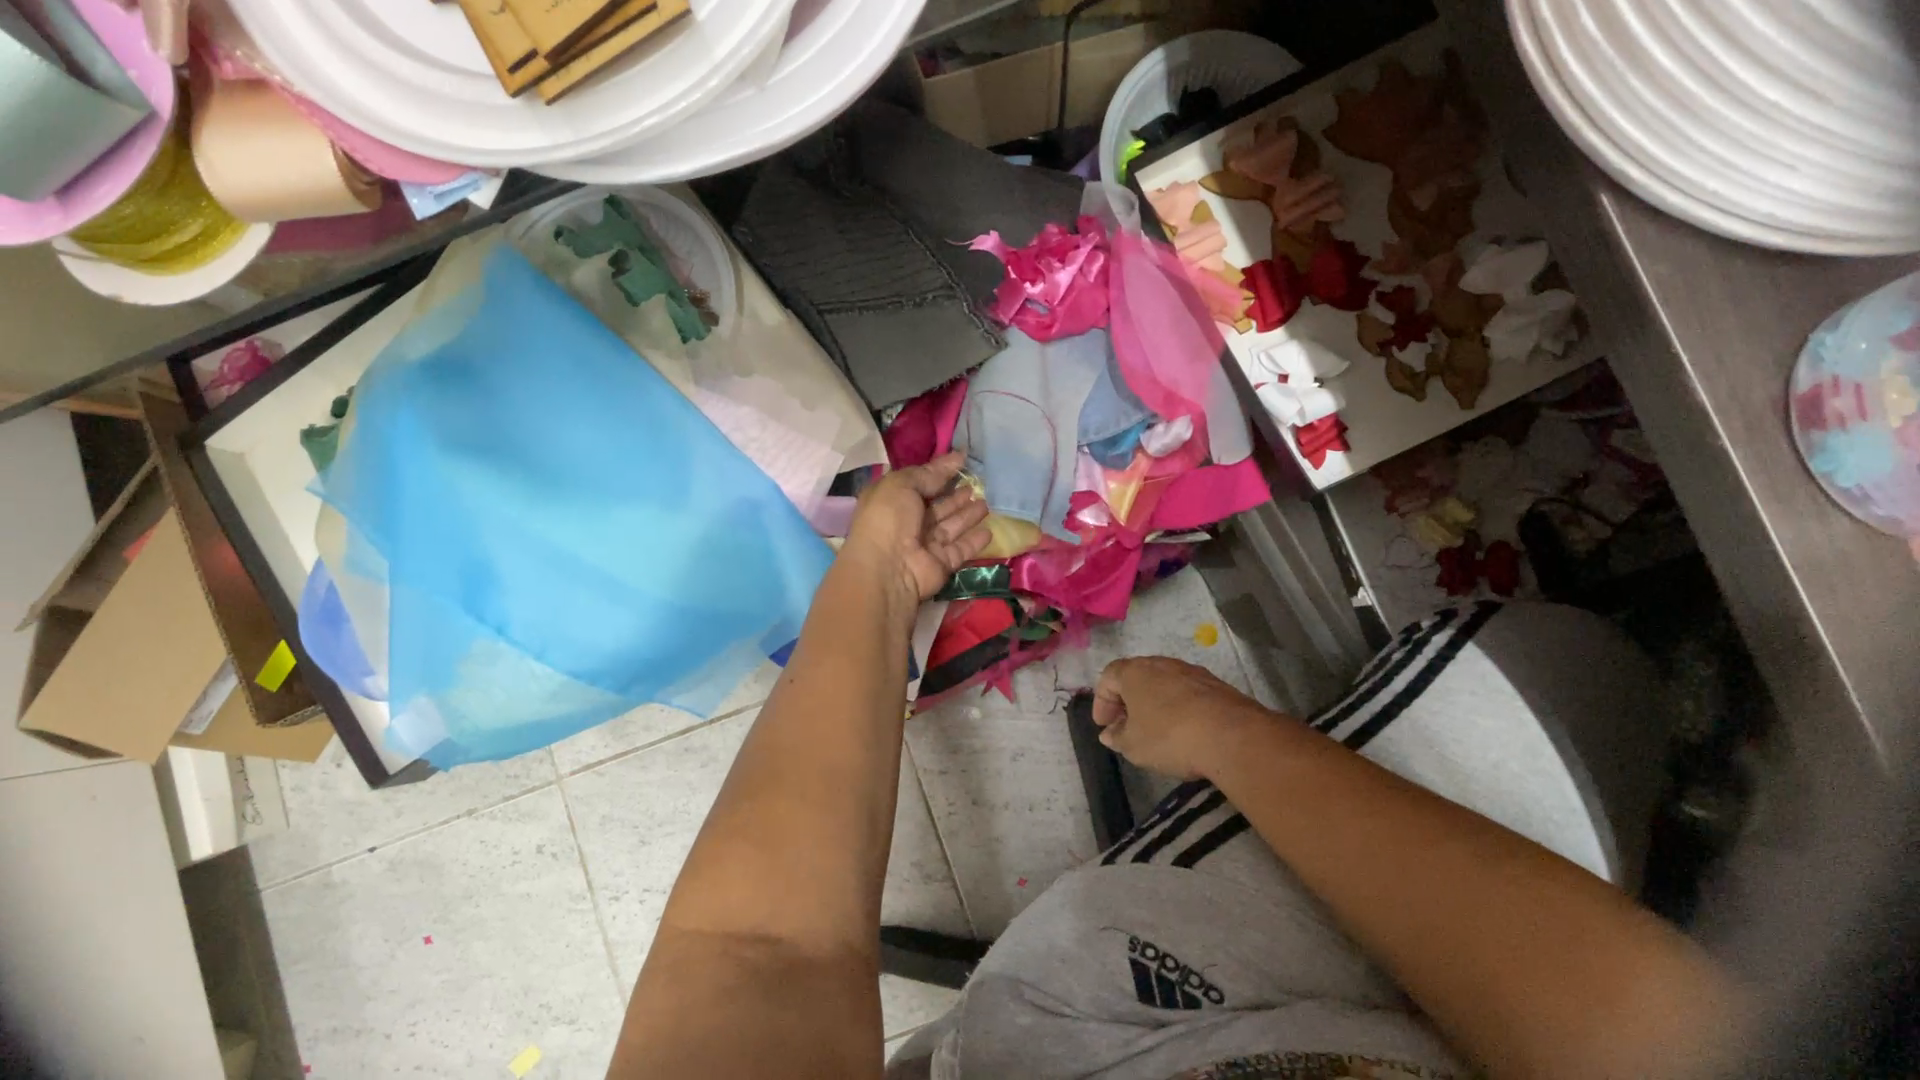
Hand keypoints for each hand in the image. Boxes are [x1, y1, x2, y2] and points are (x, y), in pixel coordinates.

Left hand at [843, 451, 991, 604]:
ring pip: (951, 525)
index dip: (940, 471)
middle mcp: (907, 522)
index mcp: (892, 501)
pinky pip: (961, 548)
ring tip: (988, 499)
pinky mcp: (941, 563)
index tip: (963, 459)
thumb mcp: (902, 484)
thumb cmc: (888, 518)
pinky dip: (974, 540)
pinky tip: (989, 530)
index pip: (919, 482)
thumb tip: (954, 459)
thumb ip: (928, 473)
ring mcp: (925, 544)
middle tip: (979, 481)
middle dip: (956, 494)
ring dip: (968, 514)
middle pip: (937, 506)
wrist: (888, 569)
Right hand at [1092, 657, 1274, 779]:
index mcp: (1135, 672)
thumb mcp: (1133, 746)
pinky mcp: (1217, 686)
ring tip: (1155, 729)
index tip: (1104, 725)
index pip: (1108, 677)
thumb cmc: (1169, 736)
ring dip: (1155, 703)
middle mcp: (1162, 664)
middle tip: (1126, 725)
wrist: (1232, 735)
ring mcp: (1192, 672)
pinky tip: (1184, 730)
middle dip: (1128, 700)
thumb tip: (1110, 733)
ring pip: (1165, 683)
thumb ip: (1117, 737)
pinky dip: (1179, 707)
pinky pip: (1188, 693)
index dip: (1102, 701)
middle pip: (1137, 676)